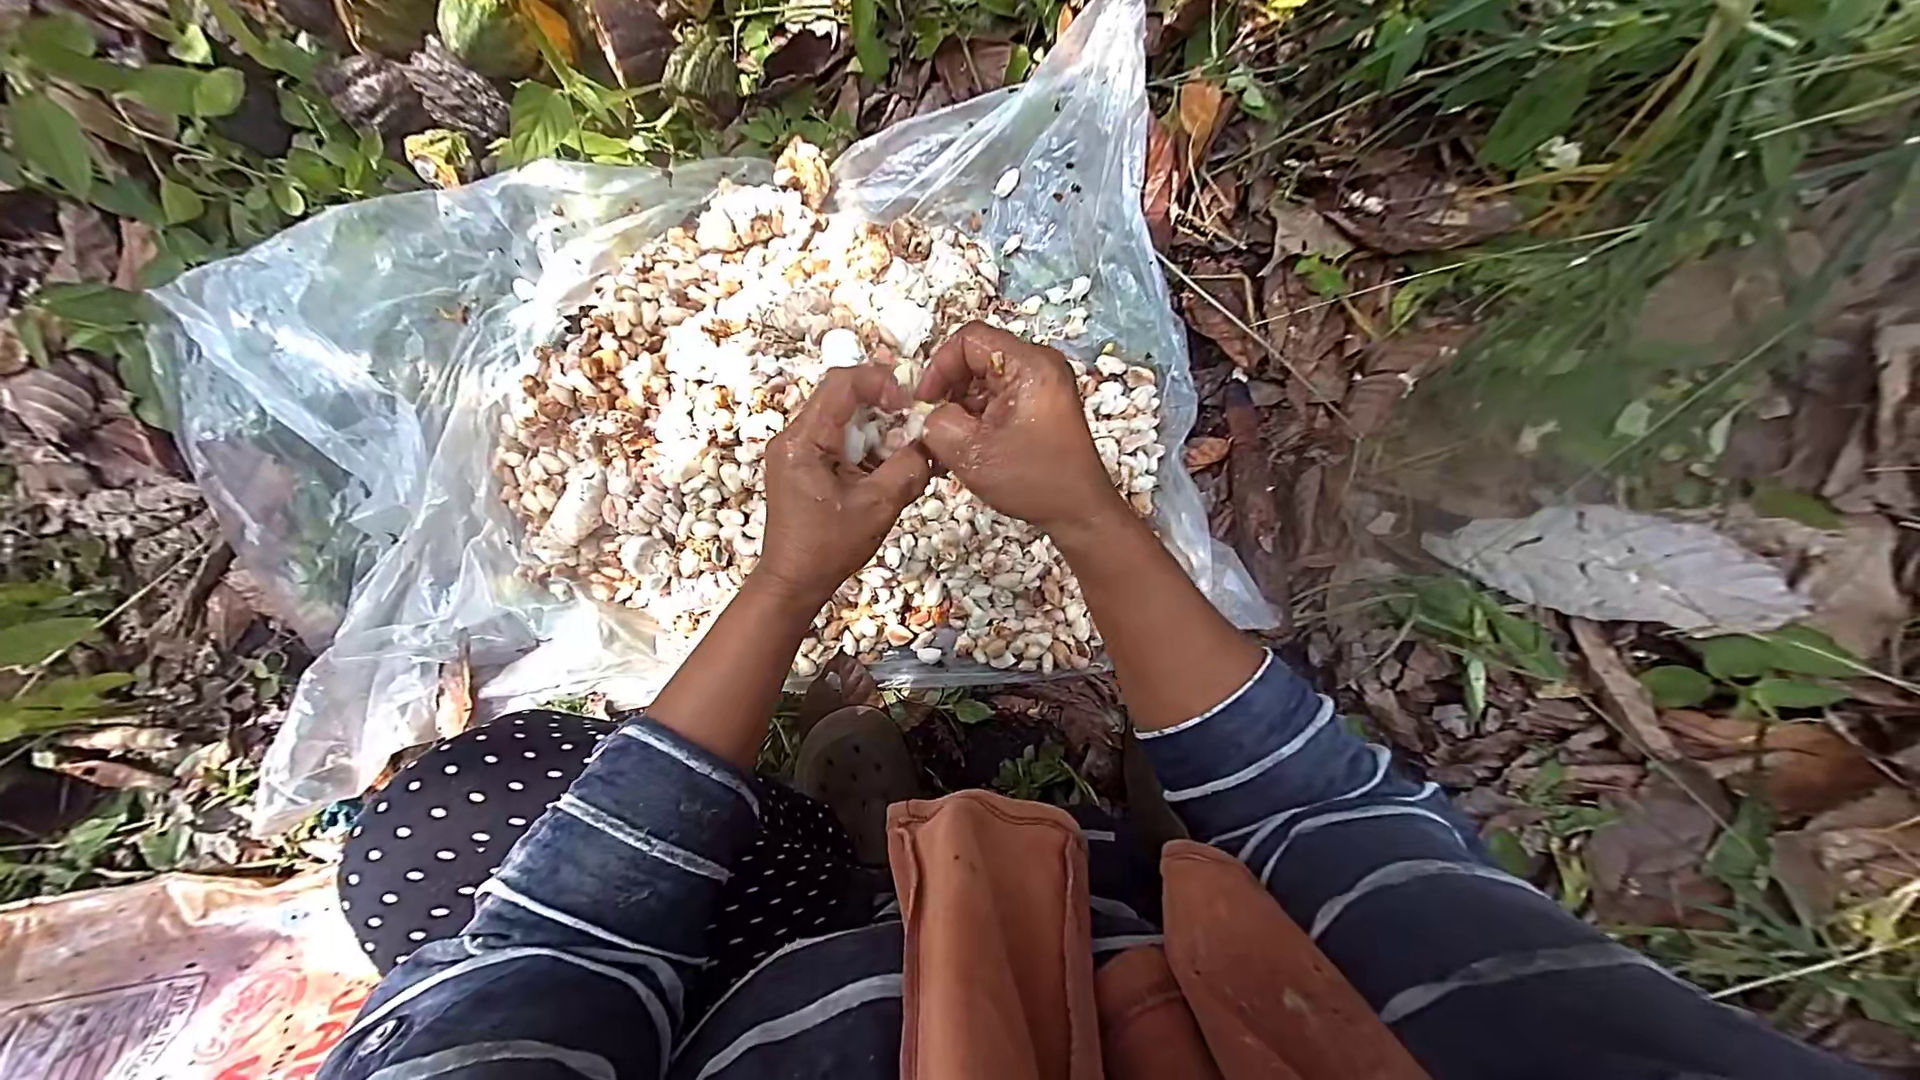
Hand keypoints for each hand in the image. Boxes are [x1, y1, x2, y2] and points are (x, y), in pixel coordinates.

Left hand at [754, 364, 932, 608]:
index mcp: (804, 441)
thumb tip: (930, 444)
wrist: (794, 581)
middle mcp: (794, 438)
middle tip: (912, 432)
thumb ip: (908, 468)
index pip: (842, 384)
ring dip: (878, 433)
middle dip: (883, 412)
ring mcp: (797, 451)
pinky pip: (840, 442)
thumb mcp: (878, 506)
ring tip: (900, 458)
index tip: (909, 405)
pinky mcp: (805, 465)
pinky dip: (867, 450)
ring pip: (845, 420)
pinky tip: (883, 471)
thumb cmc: (828, 548)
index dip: (881, 383)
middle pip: (844, 399)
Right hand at [916, 321, 1125, 534]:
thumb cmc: (1036, 481)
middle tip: (935, 425)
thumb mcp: (972, 453)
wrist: (1079, 512)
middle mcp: (1040, 366)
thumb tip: (929, 414)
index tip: (925, 402)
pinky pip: (998, 400)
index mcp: (1029, 365)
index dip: (938, 367)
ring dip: (961, 410)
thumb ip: (938, 423)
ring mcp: (1043, 386)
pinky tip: (968, 449)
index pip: (969, 340)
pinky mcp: (1041, 406)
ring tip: (950, 445)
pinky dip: (978, 419)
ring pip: (984, 382)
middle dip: (949, 391)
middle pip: (977, 359)